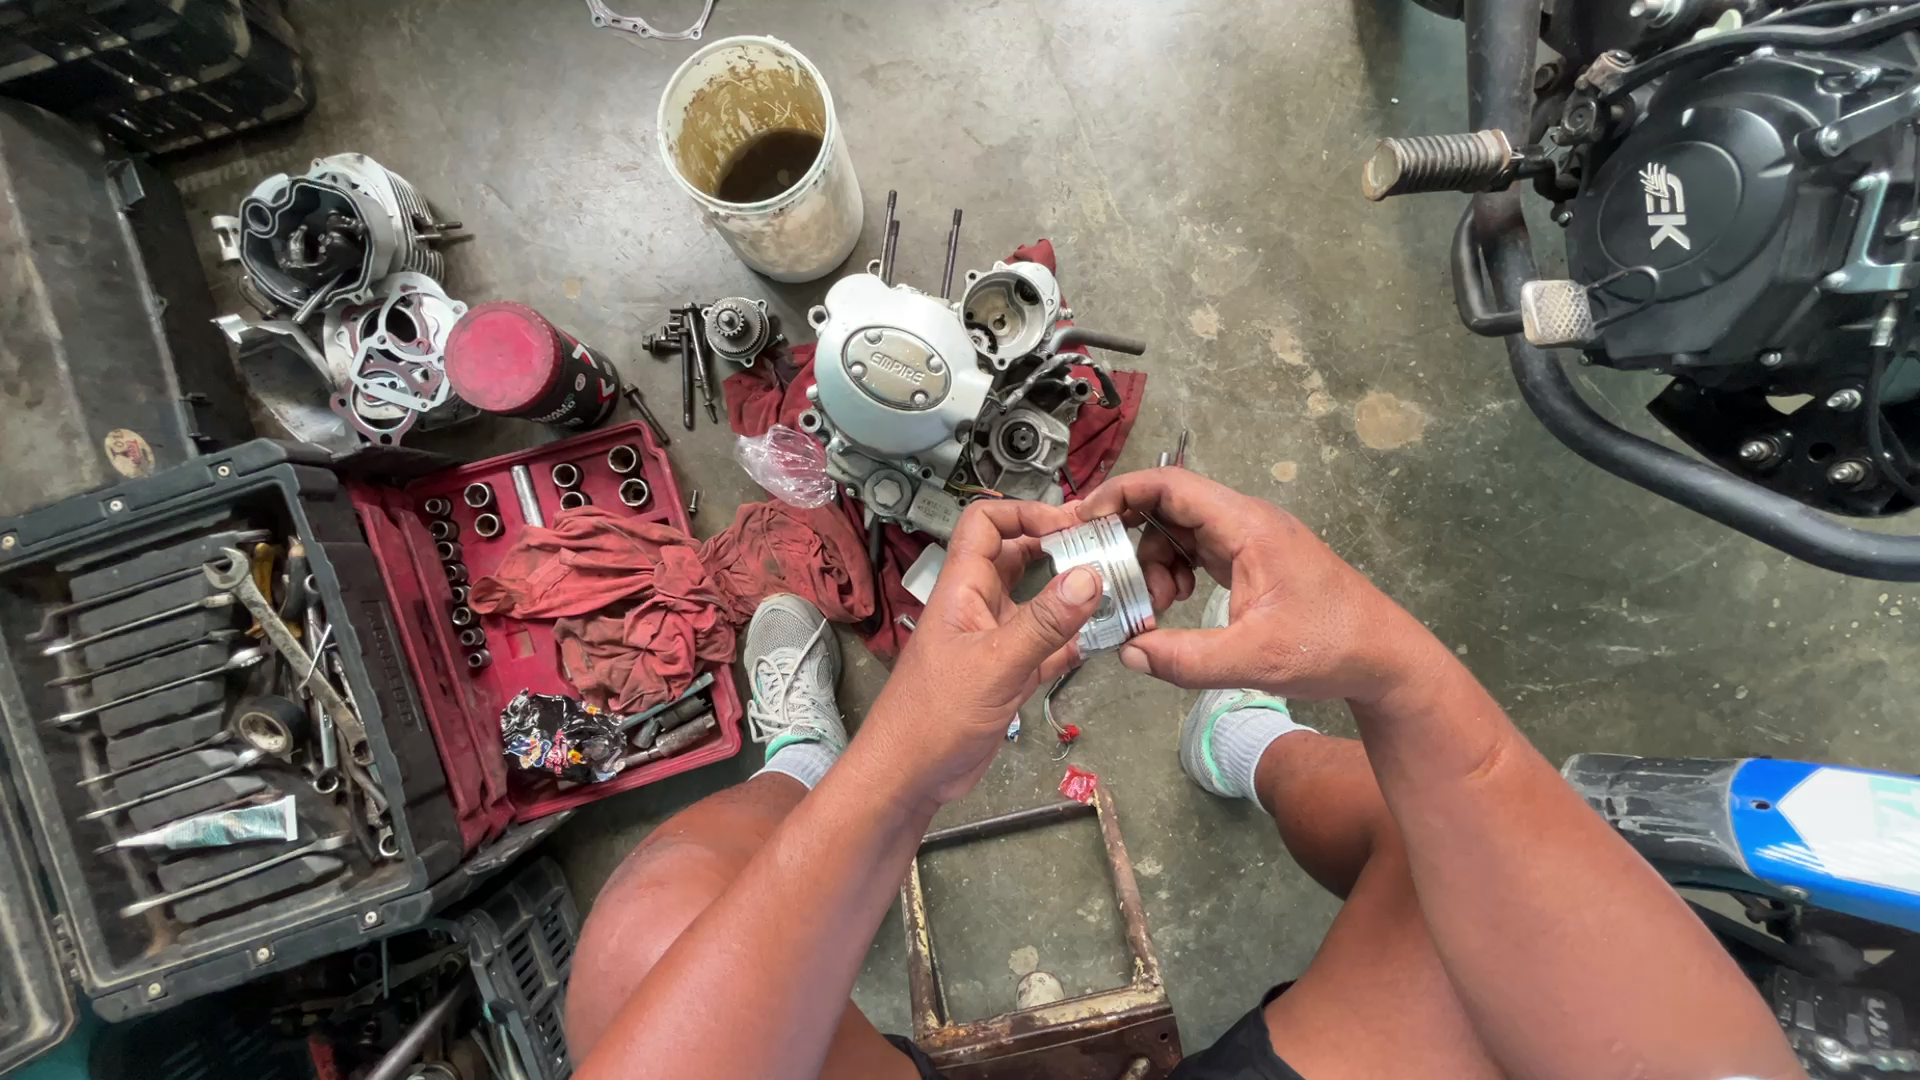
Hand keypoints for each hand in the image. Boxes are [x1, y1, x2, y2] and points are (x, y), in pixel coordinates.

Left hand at [859, 500, 1104, 805]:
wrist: (911, 774)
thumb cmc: (936, 714)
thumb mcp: (995, 664)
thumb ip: (1044, 623)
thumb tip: (1090, 575)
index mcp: (963, 587)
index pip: (986, 523)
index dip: (1025, 513)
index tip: (1069, 525)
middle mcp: (979, 604)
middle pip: (1018, 557)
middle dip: (1057, 549)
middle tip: (1104, 550)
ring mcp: (993, 638)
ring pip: (1035, 602)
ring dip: (1069, 596)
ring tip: (1113, 590)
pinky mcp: (1006, 672)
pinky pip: (1044, 644)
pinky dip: (1069, 640)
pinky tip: (1100, 641)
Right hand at [1074, 469, 1443, 702]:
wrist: (1385, 660)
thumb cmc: (1331, 648)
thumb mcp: (1253, 660)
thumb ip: (1185, 659)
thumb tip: (1127, 653)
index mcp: (1247, 526)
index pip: (1170, 485)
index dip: (1120, 494)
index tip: (1085, 520)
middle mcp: (1243, 522)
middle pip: (1166, 507)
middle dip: (1129, 540)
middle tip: (1109, 578)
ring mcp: (1245, 539)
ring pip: (1175, 532)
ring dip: (1152, 566)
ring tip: (1155, 609)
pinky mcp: (1246, 558)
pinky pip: (1191, 551)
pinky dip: (1172, 574)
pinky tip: (1175, 605)